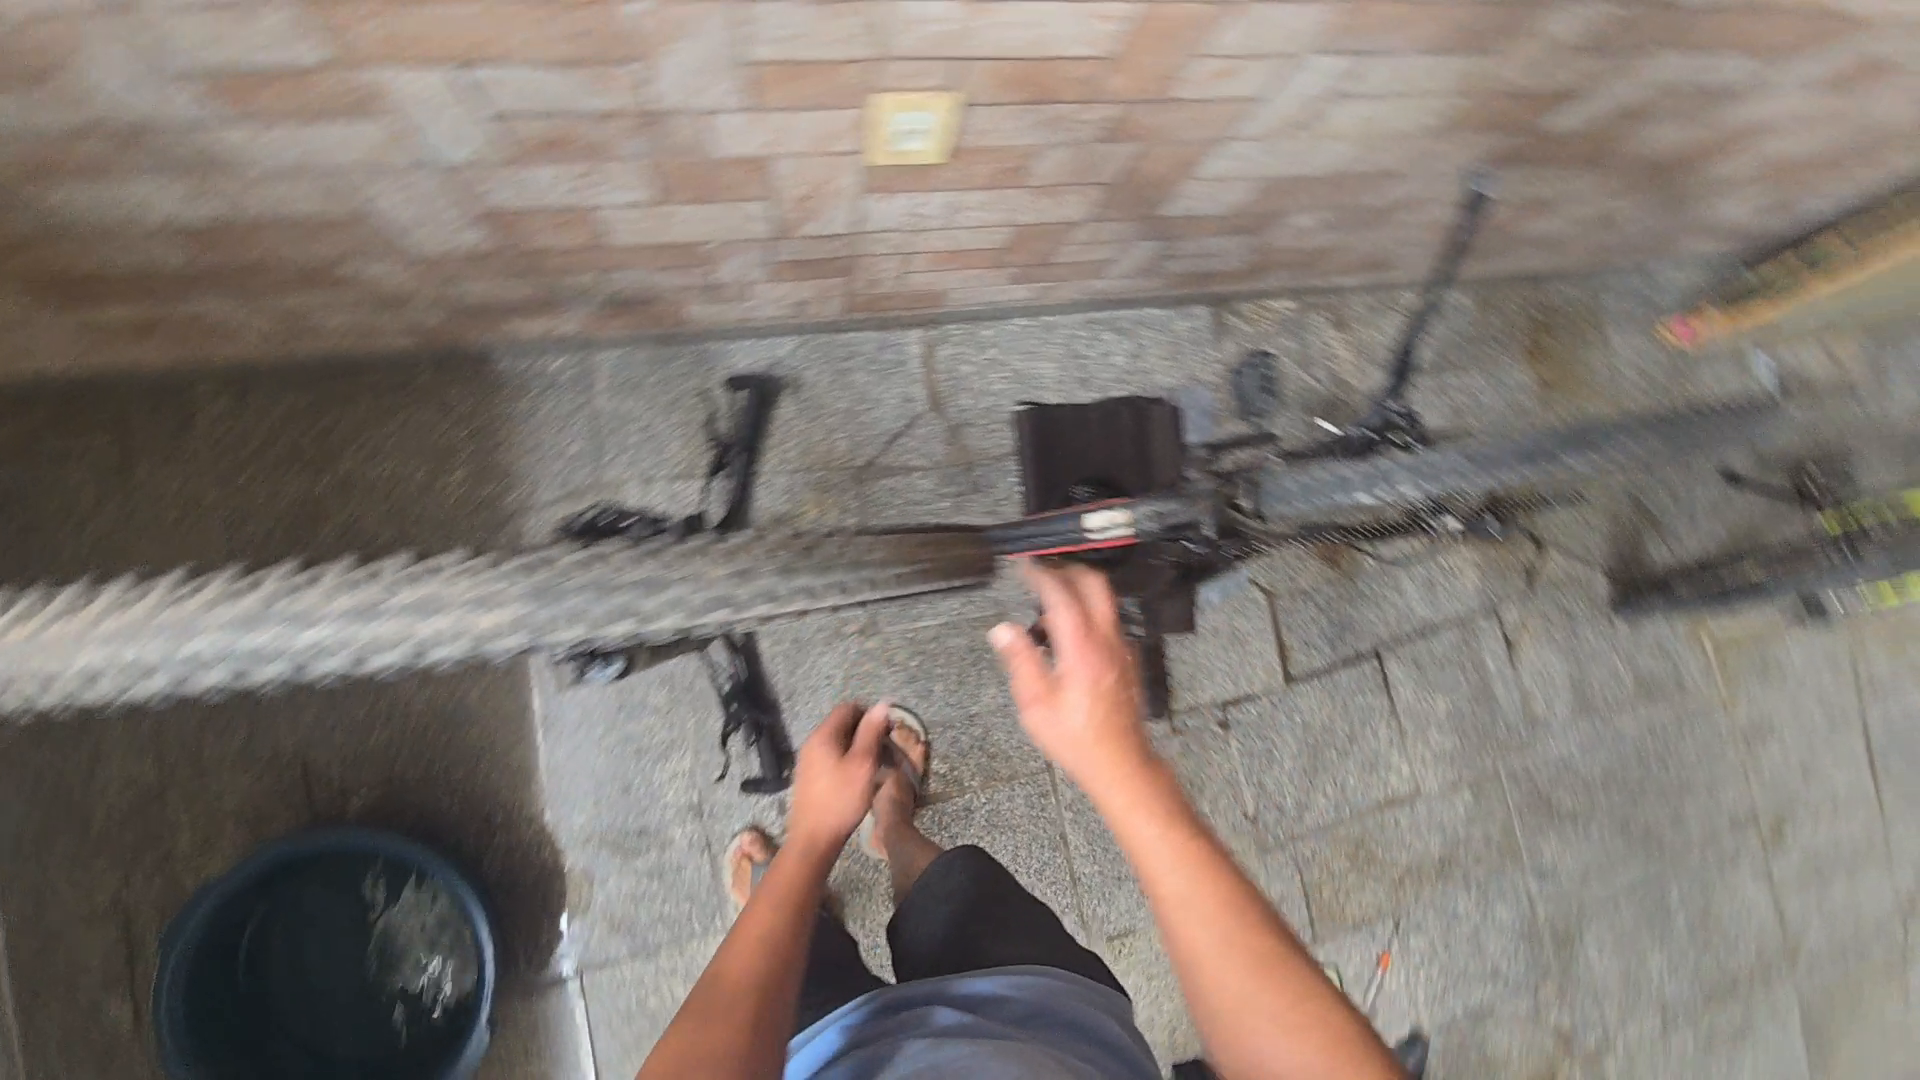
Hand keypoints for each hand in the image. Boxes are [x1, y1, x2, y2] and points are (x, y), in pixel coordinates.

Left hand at [786, 701, 891, 855]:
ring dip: (859, 748)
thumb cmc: (841, 800)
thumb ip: (871, 732)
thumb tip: (882, 704)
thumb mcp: (862, 764)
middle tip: (885, 752)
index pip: (848, 708)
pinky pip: (831, 757)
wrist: (813, 839)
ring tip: (874, 767)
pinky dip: (847, 760)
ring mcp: (808, 760)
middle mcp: (812, 743)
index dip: (870, 715)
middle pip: (843, 724)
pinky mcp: (809, 776)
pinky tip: (858, 779)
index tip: (887, 733)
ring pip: (838, 742)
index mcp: (823, 735)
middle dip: (866, 733)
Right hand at [989, 563, 1157, 795]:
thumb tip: (1002, 630)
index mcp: (1081, 646)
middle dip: (1066, 570)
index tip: (1023, 566)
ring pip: (1104, 601)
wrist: (1121, 763)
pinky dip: (1088, 614)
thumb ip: (1020, 660)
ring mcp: (1122, 648)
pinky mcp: (1128, 660)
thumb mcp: (1035, 704)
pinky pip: (1109, 622)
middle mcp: (1107, 639)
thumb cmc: (1075, 738)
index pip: (1061, 594)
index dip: (1040, 574)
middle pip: (1094, 583)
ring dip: (1078, 592)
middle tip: (1041, 573)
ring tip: (1048, 609)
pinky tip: (1069, 637)